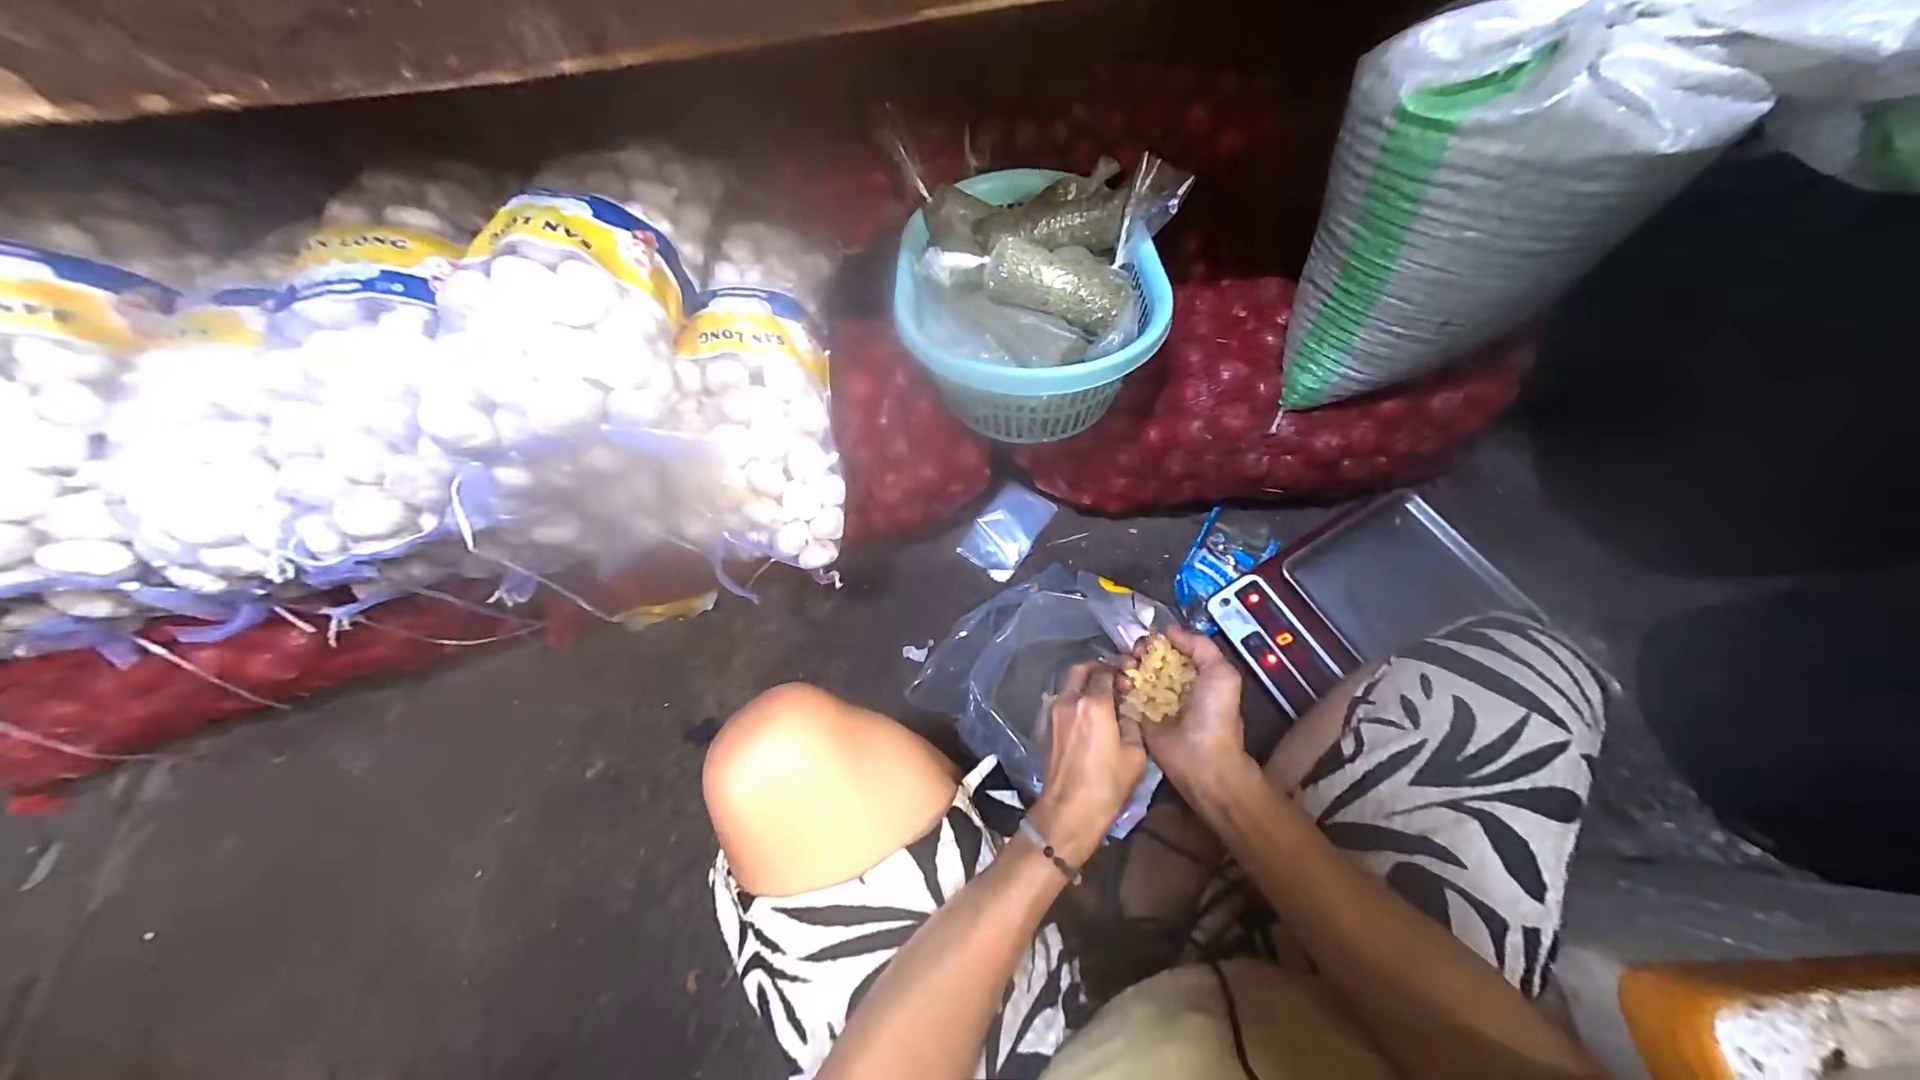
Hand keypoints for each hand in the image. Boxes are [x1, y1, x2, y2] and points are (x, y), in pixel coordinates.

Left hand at [1029, 662, 1146, 866]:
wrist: (1069, 809)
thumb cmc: (1107, 783)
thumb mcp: (1134, 754)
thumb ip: (1131, 723)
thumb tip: (1124, 711)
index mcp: (1093, 704)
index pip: (1104, 672)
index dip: (1117, 670)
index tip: (1127, 675)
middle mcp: (1069, 700)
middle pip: (1080, 669)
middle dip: (1096, 667)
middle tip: (1112, 677)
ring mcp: (1054, 712)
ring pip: (1068, 684)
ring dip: (1083, 683)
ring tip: (1101, 695)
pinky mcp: (1046, 726)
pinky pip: (1062, 701)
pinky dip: (1075, 698)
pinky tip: (1088, 713)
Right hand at [1137, 626, 1255, 798]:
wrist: (1201, 759)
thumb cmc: (1215, 715)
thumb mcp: (1222, 674)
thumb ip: (1200, 646)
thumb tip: (1170, 631)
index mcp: (1193, 673)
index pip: (1170, 648)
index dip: (1158, 640)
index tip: (1150, 640)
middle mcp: (1171, 683)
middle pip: (1148, 658)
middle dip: (1139, 650)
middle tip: (1136, 654)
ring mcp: (1151, 699)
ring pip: (1132, 672)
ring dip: (1127, 664)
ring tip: (1128, 668)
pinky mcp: (1136, 714)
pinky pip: (1122, 694)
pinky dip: (1119, 684)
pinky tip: (1122, 683)